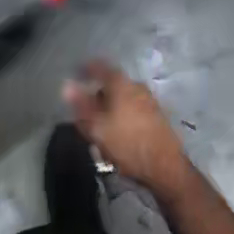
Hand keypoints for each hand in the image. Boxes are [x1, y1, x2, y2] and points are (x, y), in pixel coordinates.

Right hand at [62, 60, 189, 193]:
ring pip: (123, 97)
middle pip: (111, 83)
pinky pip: (134, 108)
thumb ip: (81, 105)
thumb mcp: (97, 128)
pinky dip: (124, 114)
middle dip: (98, 95)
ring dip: (112, 107)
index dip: (85, 70)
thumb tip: (66, 85)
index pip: (98, 67)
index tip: (76, 75)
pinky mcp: (158, 115)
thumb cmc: (127, 143)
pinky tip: (120, 133)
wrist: (166, 167)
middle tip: (88, 111)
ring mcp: (149, 99)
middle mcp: (136, 84)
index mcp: (120, 82)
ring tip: (103, 127)